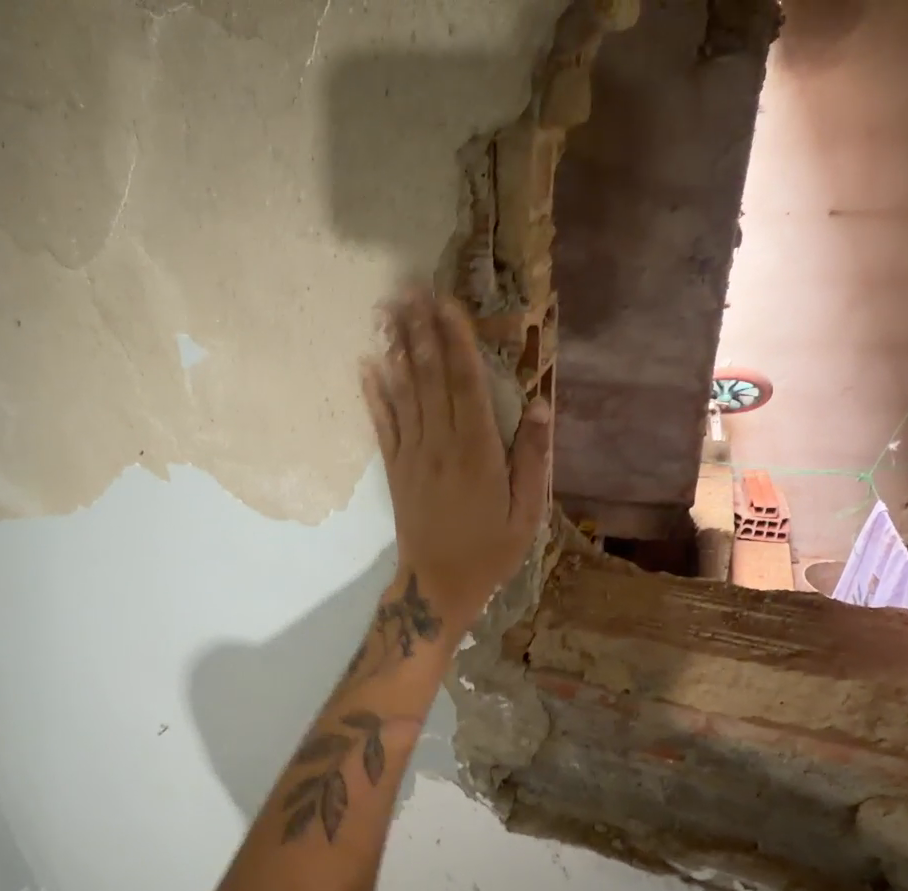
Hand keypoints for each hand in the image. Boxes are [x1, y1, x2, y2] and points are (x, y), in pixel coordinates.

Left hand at [364, 289, 552, 631]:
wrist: (437, 584)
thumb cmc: (490, 550)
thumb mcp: (526, 512)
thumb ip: (532, 459)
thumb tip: (542, 406)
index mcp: (478, 451)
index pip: (466, 384)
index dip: (456, 341)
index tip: (446, 304)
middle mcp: (440, 444)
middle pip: (431, 377)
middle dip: (422, 330)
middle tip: (410, 288)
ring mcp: (412, 454)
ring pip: (404, 393)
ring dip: (398, 349)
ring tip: (389, 311)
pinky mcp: (395, 468)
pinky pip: (383, 424)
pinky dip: (374, 393)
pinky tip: (366, 365)